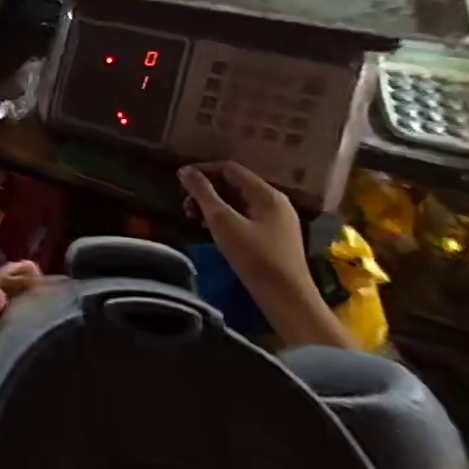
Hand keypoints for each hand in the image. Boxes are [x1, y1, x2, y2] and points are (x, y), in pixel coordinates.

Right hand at [178, 160, 312, 295]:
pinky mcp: (276, 238)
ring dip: (215, 206)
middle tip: (186, 205)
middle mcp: (275, 202)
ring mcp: (278, 221)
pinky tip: (214, 232)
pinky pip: (247, 218)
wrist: (287, 300)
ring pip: (240, 203)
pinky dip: (227, 219)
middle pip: (235, 185)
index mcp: (267, 194)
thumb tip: (185, 170)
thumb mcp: (223, 222)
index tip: (181, 181)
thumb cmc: (255, 258)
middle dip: (207, 191)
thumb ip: (203, 194)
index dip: (204, 171)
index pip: (230, 169)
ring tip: (195, 219)